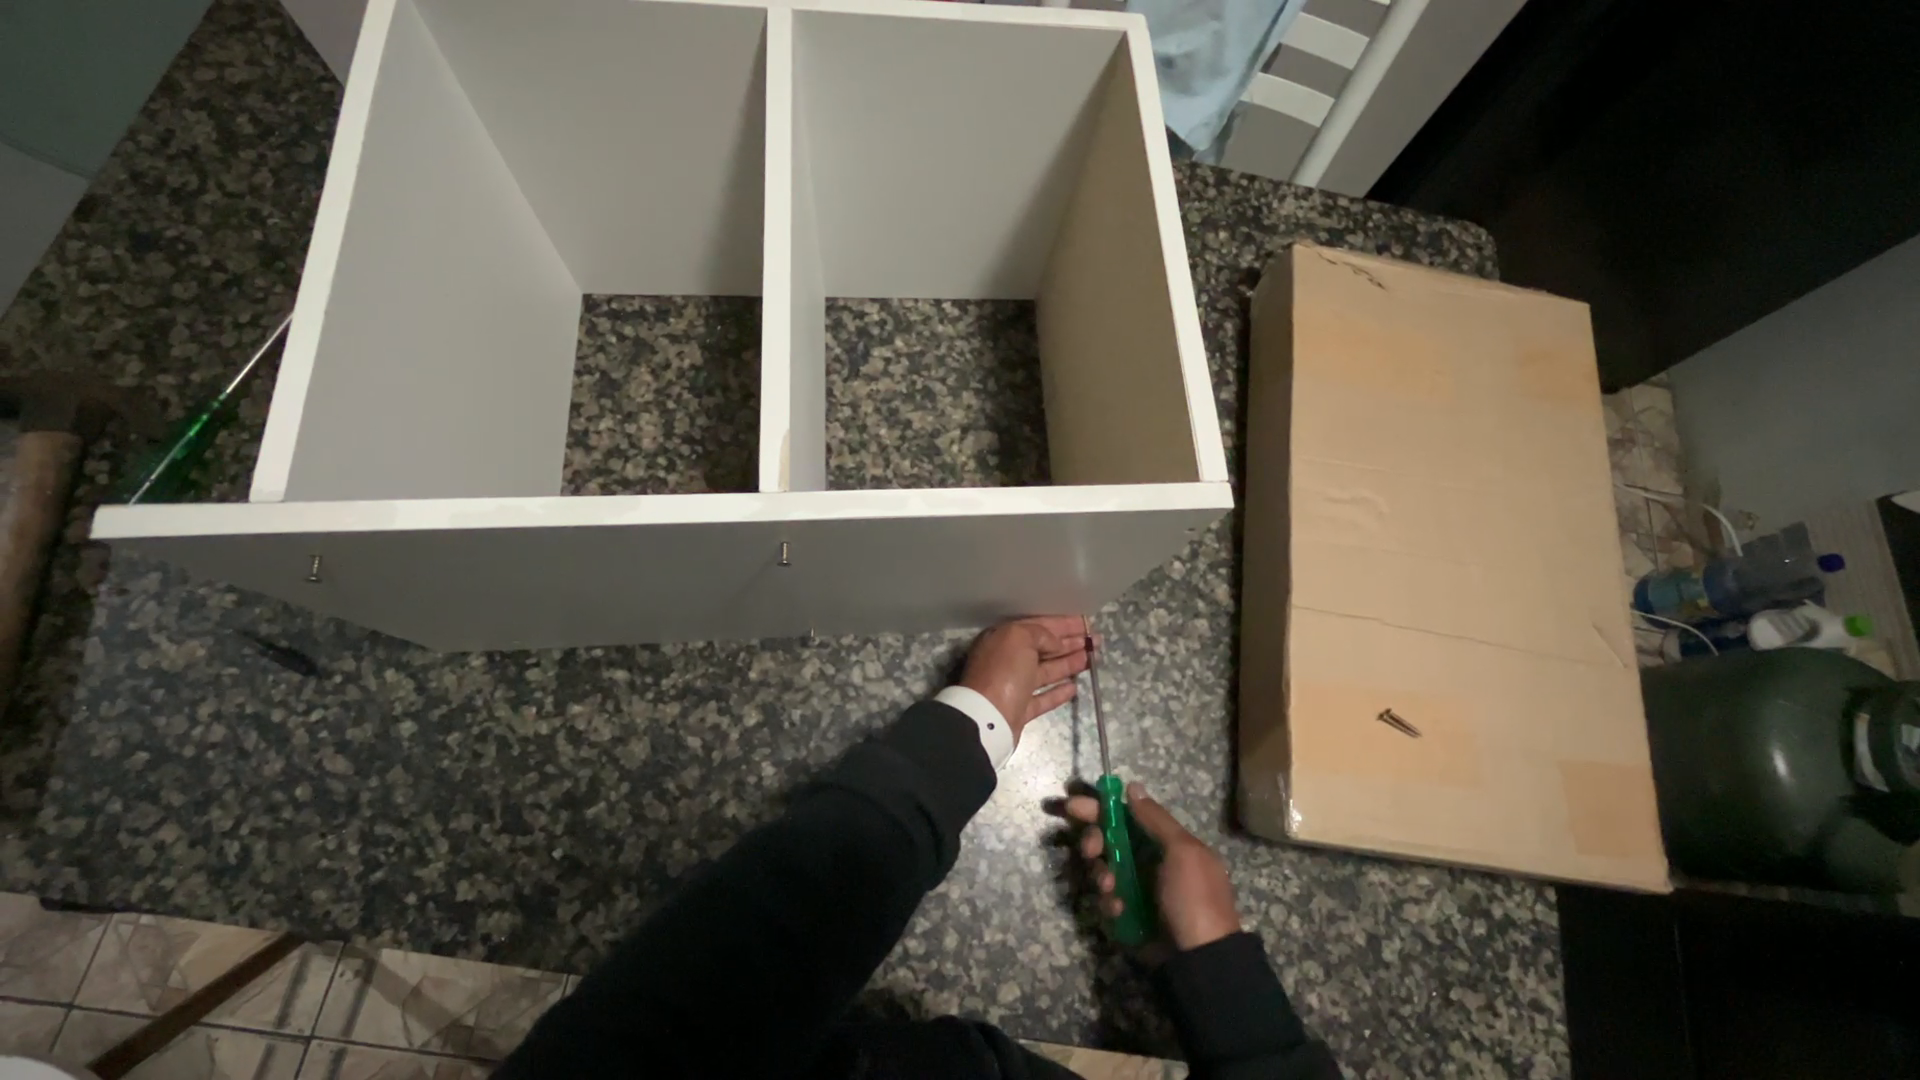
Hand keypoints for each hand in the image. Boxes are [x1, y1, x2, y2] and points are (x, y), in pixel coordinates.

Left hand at [958, 616, 1090, 745]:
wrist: (988, 717)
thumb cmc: (1004, 670)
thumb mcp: (1020, 638)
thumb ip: (1041, 634)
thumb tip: (1056, 643)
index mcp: (1004, 638)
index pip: (1038, 626)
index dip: (1063, 624)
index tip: (1086, 623)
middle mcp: (1008, 660)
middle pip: (1044, 648)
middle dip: (1070, 643)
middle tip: (1096, 641)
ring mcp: (1014, 686)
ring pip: (1046, 671)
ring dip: (1068, 664)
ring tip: (1092, 659)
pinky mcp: (1021, 709)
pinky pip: (1043, 697)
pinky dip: (1058, 692)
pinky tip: (1075, 687)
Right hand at [1065, 783, 1241, 950]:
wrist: (1201, 959)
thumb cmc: (1194, 898)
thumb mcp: (1182, 852)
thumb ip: (1155, 819)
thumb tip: (1133, 787)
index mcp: (1163, 841)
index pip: (1124, 815)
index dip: (1098, 808)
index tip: (1073, 806)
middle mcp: (1146, 860)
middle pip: (1106, 839)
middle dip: (1093, 841)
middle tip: (1091, 850)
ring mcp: (1135, 888)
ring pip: (1101, 868)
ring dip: (1100, 873)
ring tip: (1109, 886)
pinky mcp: (1126, 913)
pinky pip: (1105, 898)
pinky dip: (1108, 901)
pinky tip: (1118, 909)